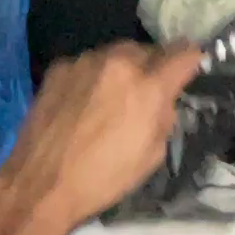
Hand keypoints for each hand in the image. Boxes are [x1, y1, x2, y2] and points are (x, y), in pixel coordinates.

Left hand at [0, 41, 202, 234]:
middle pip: (147, 50)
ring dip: (121, 70)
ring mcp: (84, 62)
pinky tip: (83, 102)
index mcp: (148, 86)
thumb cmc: (103, 178)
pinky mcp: (58, 68)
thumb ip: (164, 117)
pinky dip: (93, 77)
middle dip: (153, 66)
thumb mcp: (152, 155)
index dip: (193, 59)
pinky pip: (87, 64)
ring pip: (115, 55)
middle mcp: (118, 63)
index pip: (184, 55)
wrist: (41, 184)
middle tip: (148, 90)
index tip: (193, 65)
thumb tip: (164, 99)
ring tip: (112, 97)